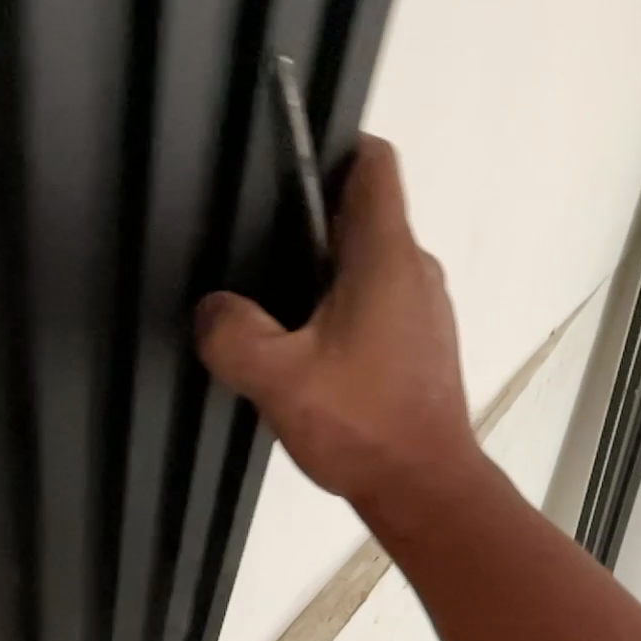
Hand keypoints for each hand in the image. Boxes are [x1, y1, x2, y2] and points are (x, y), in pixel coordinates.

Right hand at [195, 135, 477, 507]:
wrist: (426, 489)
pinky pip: (378, 304)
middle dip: (308, 224)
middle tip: (253, 255)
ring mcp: (425, 309)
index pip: (372, 164)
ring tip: (273, 311)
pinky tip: (310, 354)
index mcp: (386, 255)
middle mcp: (415, 270)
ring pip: (368, 265)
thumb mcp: (279, 379)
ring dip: (322, 276)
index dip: (330, 151)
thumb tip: (214, 309)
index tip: (282, 172)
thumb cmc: (363, 425)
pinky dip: (342, 312)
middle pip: (362, 215)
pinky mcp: (422, 345)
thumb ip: (233, 335)